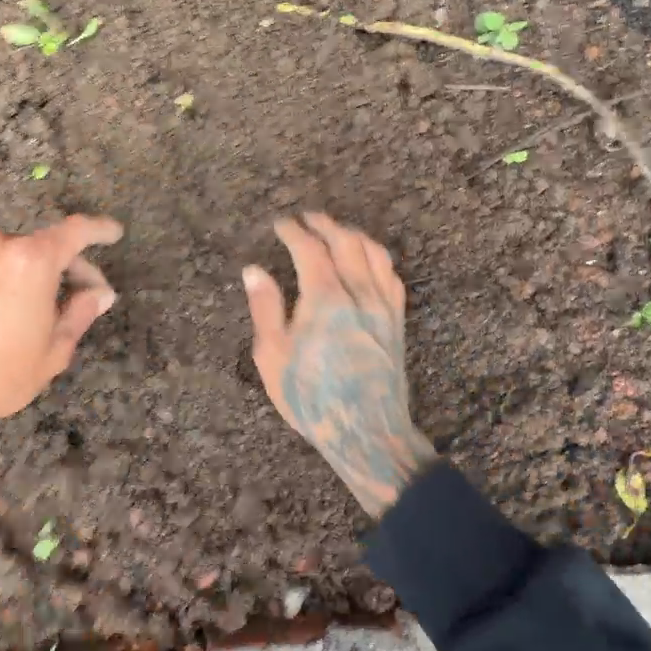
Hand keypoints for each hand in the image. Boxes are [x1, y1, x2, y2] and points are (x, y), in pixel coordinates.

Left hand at [0, 215, 123, 492]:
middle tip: (88, 299)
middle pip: (47, 246)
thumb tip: (98, 294)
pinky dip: (13, 281)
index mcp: (30, 259)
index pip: (76, 231)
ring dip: (40, 276)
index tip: (115, 233)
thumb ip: (79, 314)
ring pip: (18, 258)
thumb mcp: (51, 352)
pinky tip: (17, 313)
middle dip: (72, 268)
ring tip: (51, 313)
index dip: (100, 230)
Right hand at [243, 214, 436, 516]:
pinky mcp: (396, 323)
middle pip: (347, 242)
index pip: (310, 249)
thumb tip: (254, 271)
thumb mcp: (273, 356)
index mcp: (325, 299)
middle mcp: (359, 295)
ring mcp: (383, 308)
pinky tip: (367, 261)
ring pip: (375, 254)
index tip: (280, 224)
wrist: (367, 432)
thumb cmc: (312, 397)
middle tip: (308, 218)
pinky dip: (376, 258)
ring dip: (354, 235)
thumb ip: (265, 308)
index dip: (294, 232)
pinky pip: (391, 276)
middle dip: (326, 224)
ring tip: (337, 231)